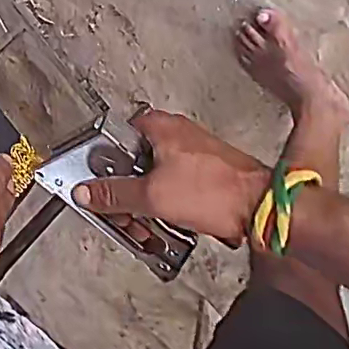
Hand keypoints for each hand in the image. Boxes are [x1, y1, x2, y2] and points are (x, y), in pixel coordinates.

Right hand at [72, 109, 268, 244]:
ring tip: (145, 220)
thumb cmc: (218, 192)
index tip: (100, 179)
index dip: (104, 160)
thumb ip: (113, 194)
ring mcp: (194, 153)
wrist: (262, 210)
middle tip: (122, 208)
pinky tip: (166, 220)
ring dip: (144, 199)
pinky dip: (165, 202)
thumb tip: (86, 193)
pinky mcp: (206, 173)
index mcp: (162, 127)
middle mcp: (178, 134)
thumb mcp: (151, 196)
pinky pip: (173, 185)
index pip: (116, 134)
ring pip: (153, 174)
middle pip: (133, 159)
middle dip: (125, 189)